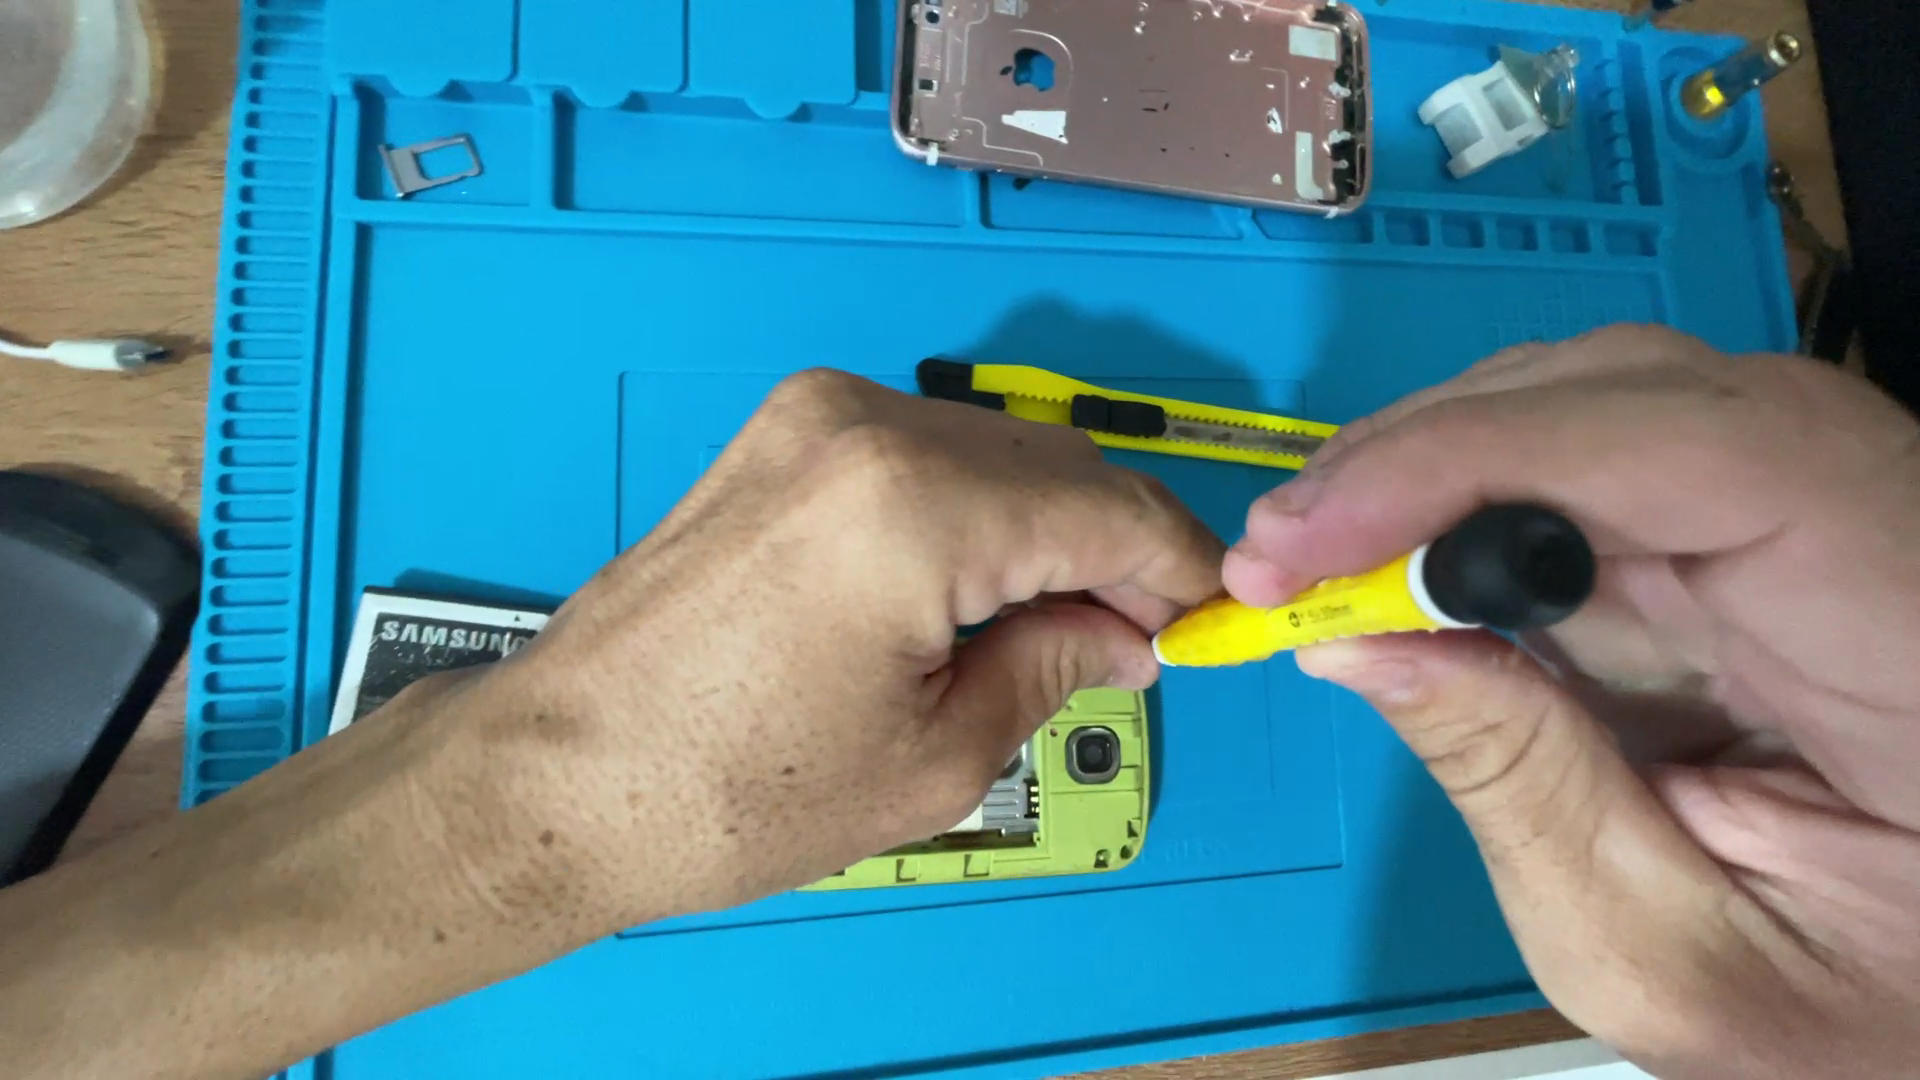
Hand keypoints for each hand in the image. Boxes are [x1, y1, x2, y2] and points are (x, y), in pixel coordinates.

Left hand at [0, 370, 1221, 1079]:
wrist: (561, 769)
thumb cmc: (745, 791)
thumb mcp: (938, 756)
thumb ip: (1057, 668)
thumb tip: (1134, 634)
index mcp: (917, 503)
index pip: (1106, 507)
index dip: (1177, 565)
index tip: (1211, 620)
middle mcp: (871, 421)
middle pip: (1057, 462)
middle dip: (1117, 544)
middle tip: (1138, 633)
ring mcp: (821, 411)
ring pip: (998, 450)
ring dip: (1052, 525)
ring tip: (1065, 617)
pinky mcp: (791, 428)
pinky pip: (932, 452)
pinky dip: (984, 508)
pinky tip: (985, 578)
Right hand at [1225, 326, 1919, 1077]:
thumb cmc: (1842, 1015)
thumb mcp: (1660, 952)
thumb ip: (1509, 782)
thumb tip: (1344, 644)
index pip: (1697, 455)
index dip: (1470, 462)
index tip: (1303, 542)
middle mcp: (1881, 527)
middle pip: (1621, 398)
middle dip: (1410, 462)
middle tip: (1273, 548)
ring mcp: (1800, 511)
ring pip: (1578, 404)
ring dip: (1410, 465)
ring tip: (1304, 547)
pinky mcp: (1716, 529)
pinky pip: (1558, 460)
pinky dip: (1436, 492)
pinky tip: (1370, 547)